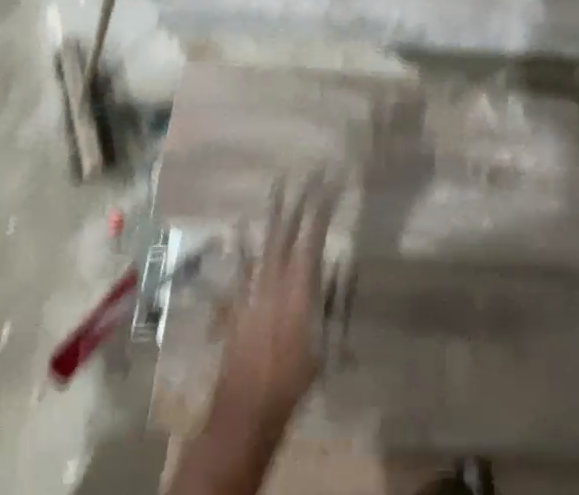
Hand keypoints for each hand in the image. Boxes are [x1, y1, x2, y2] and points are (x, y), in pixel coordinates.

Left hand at [210, 173, 340, 435]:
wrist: (249, 404)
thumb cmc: (295, 376)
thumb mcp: (327, 339)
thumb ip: (334, 299)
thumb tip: (342, 264)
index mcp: (301, 288)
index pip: (314, 237)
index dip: (324, 209)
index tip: (333, 185)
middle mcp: (274, 281)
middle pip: (287, 231)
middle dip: (299, 201)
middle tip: (308, 174)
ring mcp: (251, 289)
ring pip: (264, 242)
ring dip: (273, 214)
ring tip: (278, 185)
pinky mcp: (236, 302)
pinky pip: (239, 266)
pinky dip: (241, 245)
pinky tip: (239, 227)